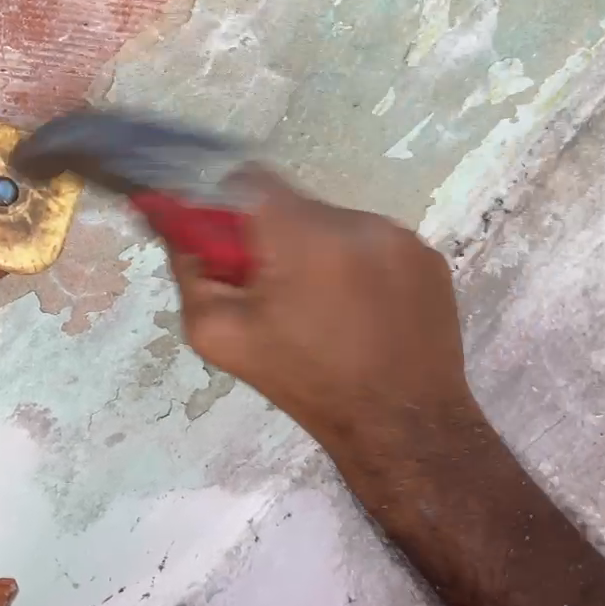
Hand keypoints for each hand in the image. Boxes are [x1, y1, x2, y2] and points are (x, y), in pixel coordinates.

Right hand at [165, 166, 481, 465]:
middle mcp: (354, 223)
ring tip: (316, 303)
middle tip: (267, 285)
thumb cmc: (302, 381)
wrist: (403, 427)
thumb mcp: (217, 334)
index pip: (248, 179)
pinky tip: (354, 307)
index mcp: (301, 237)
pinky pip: (368, 240)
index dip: (226, 203)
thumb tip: (176, 228)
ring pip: (329, 221)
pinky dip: (351, 262)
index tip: (224, 241)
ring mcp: (399, 237)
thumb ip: (189, 271)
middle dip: (268, 235)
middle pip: (288, 203)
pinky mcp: (428, 255)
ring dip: (311, 248)